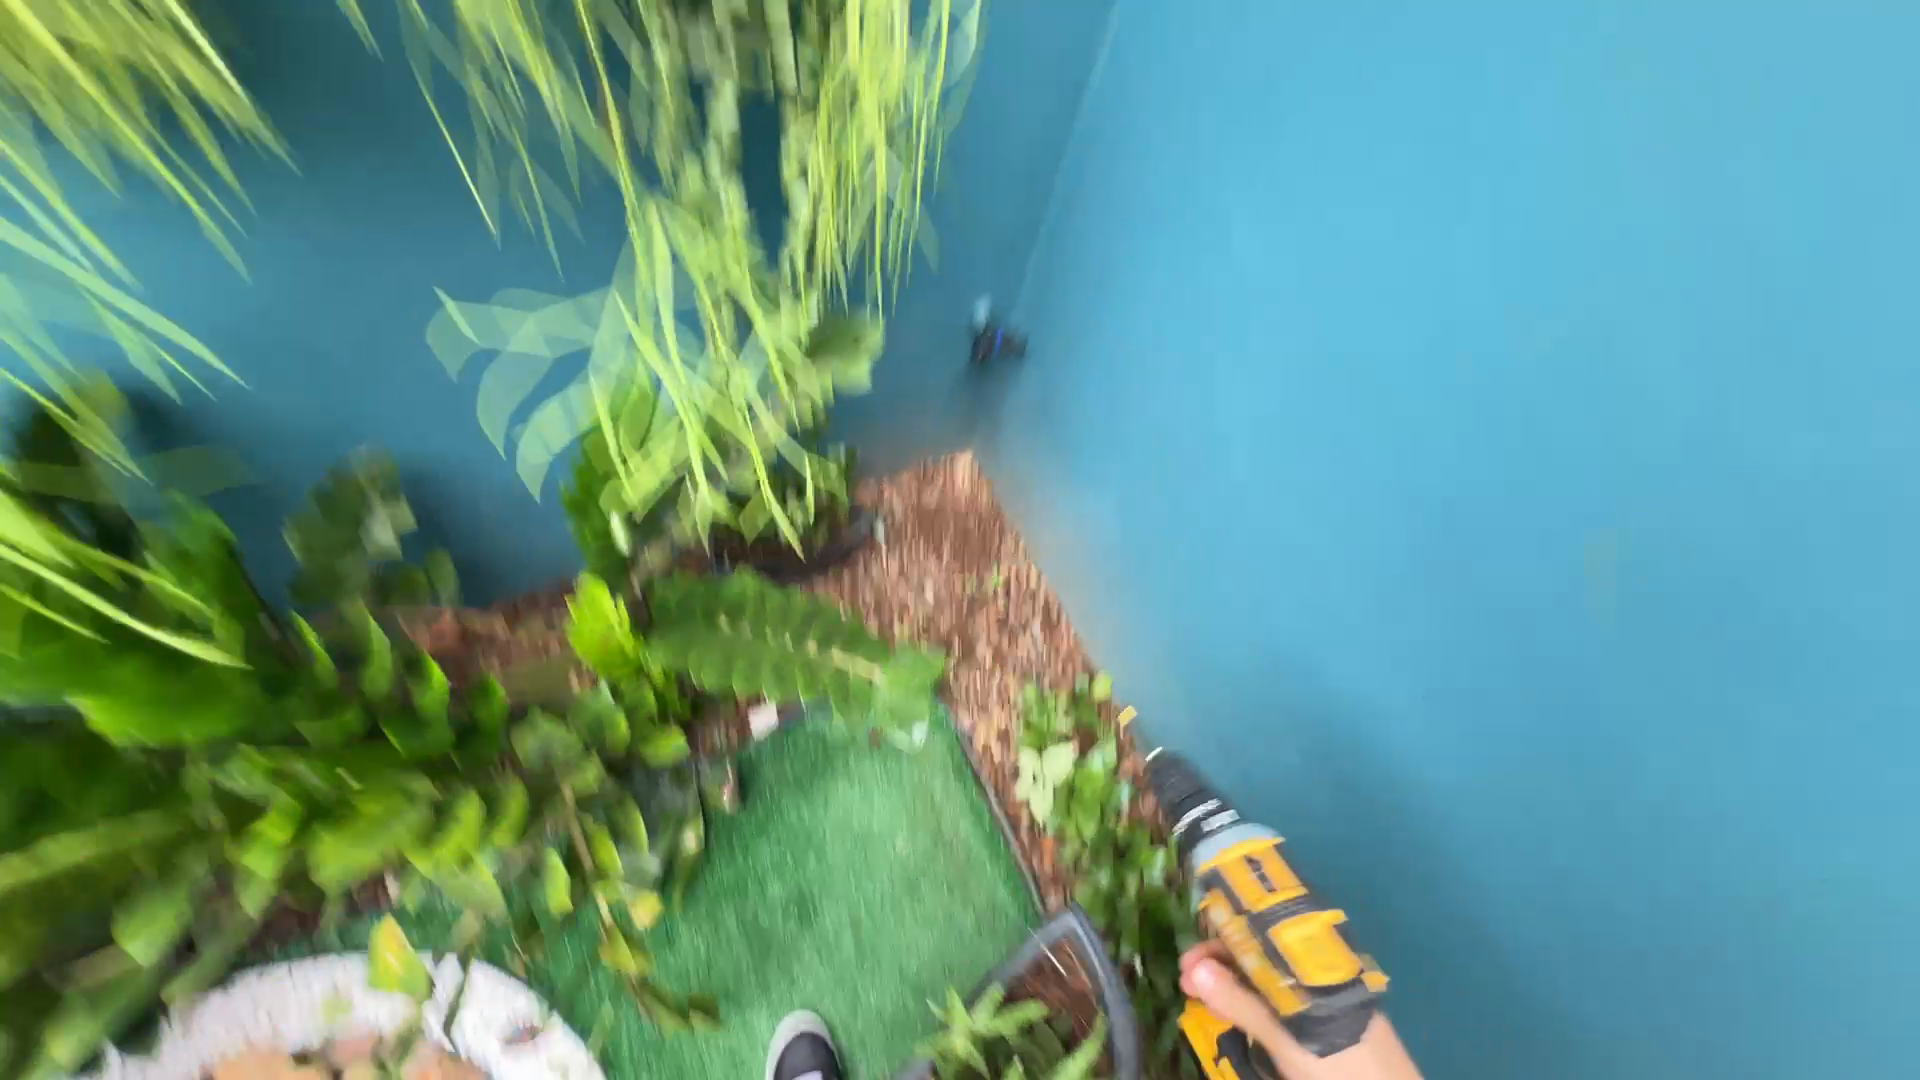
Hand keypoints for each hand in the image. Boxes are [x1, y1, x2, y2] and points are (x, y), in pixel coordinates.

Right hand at [1178, 943, 1423, 1079]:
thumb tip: (1194, 969)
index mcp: (1320, 964)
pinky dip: (1248, 1003)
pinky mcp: (1322, 1026)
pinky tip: (1227, 1011)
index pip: (1267, 930)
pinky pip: (1277, 1003)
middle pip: (1262, 954)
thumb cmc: (1346, 1073)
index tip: (1193, 948)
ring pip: (1267, 979)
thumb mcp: (1291, 1044)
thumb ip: (1244, 1007)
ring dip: (1230, 983)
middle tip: (1185, 976)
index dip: (1225, 933)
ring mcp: (1322, 1002)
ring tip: (1194, 994)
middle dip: (1220, 960)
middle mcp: (1320, 974)